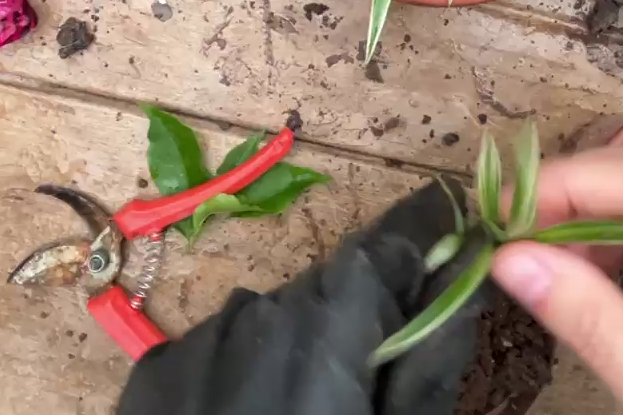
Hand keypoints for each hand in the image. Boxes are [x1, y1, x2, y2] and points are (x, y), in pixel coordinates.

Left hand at [118, 183, 477, 414]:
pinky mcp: (157, 374)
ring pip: (284, 310)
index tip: (456, 225)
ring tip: (320, 409)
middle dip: (375, 300)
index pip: (391, 239)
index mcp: (327, 327)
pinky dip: (258, 361)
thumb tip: (466, 275)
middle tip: (388, 362)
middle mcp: (260, 310)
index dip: (428, 228)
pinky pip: (230, 342)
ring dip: (314, 336)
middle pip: (340, 277)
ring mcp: (202, 338)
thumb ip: (432, 358)